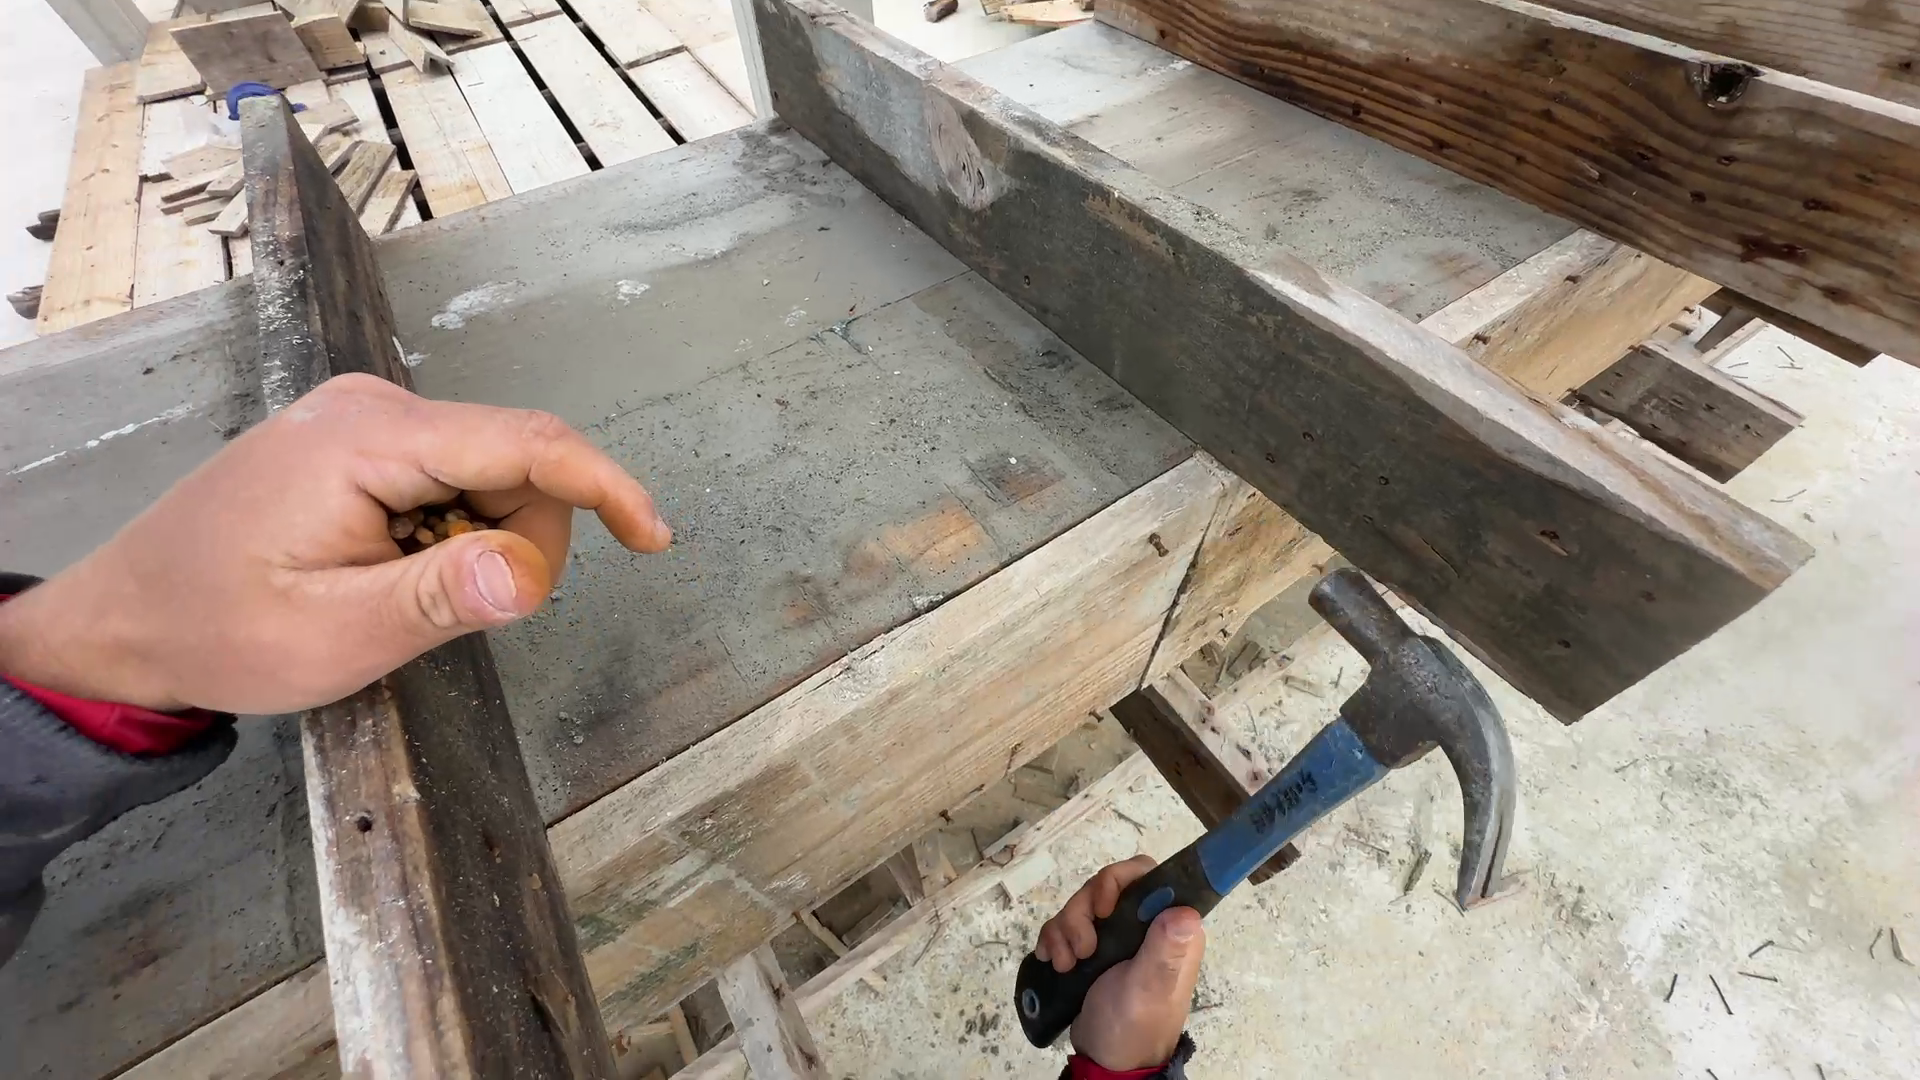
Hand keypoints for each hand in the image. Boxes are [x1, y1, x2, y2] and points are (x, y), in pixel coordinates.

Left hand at [0, 374, 670, 714]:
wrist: (120, 624)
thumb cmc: (213, 631)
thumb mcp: (329, 635)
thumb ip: (437, 598)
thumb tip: (529, 575)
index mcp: (370, 438)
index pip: (530, 444)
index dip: (607, 487)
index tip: (654, 537)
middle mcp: (383, 408)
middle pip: (526, 467)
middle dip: (524, 543)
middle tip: (466, 603)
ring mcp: (381, 421)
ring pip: (509, 478)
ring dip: (494, 544)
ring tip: (416, 585)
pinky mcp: (383, 443)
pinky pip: (476, 482)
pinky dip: (469, 534)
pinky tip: (409, 561)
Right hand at [1033, 855, 1204, 1070]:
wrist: (1105, 1063)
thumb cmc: (1134, 1026)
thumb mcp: (1149, 988)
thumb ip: (1165, 951)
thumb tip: (1188, 913)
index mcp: (1167, 927)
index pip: (1146, 875)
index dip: (1119, 879)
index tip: (1103, 906)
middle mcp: (1142, 924)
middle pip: (1104, 887)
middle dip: (1082, 914)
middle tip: (1082, 950)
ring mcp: (1113, 935)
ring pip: (1081, 905)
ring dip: (1066, 931)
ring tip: (1067, 965)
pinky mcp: (1089, 947)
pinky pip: (1063, 924)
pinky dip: (1054, 940)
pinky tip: (1054, 962)